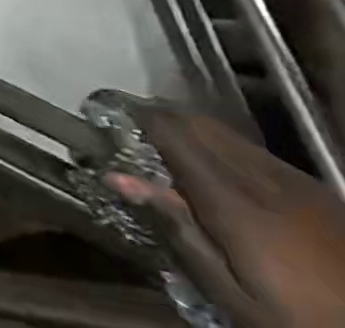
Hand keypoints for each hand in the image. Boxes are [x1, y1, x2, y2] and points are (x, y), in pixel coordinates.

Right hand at [105, 107, 344, 327]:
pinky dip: (222, 148)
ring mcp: (300, 185)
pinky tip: (217, 172)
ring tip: (166, 150)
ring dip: (189, 132)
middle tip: (126, 132)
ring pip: (227, 134)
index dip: (132, 116)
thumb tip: (115, 176)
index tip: (102, 118)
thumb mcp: (231, 292)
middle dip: (156, 119)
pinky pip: (256, 153)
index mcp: (234, 201)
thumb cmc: (298, 317)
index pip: (170, 130)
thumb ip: (177, 230)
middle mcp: (265, 180)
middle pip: (198, 123)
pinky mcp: (321, 193)